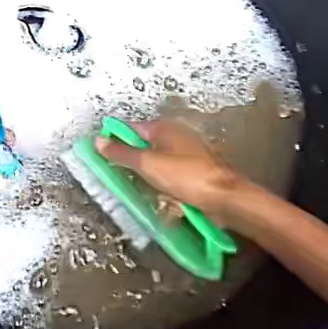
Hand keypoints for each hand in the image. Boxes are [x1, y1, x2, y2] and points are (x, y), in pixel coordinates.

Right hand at [97, 119, 250, 220]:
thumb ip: (122, 153)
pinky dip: (164, 185)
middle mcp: (177, 136)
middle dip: (133, 162)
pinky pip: (171, 176)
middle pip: (144, 146)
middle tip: (124, 176)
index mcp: (164, 128)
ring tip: (146, 189)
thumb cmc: (190, 178)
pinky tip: (164, 197)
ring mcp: (187, 154)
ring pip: (157, 163)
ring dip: (149, 177)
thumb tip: (100, 141)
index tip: (102, 152)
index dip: (115, 139)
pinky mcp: (195, 173)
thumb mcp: (148, 165)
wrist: (227, 200)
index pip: (130, 128)